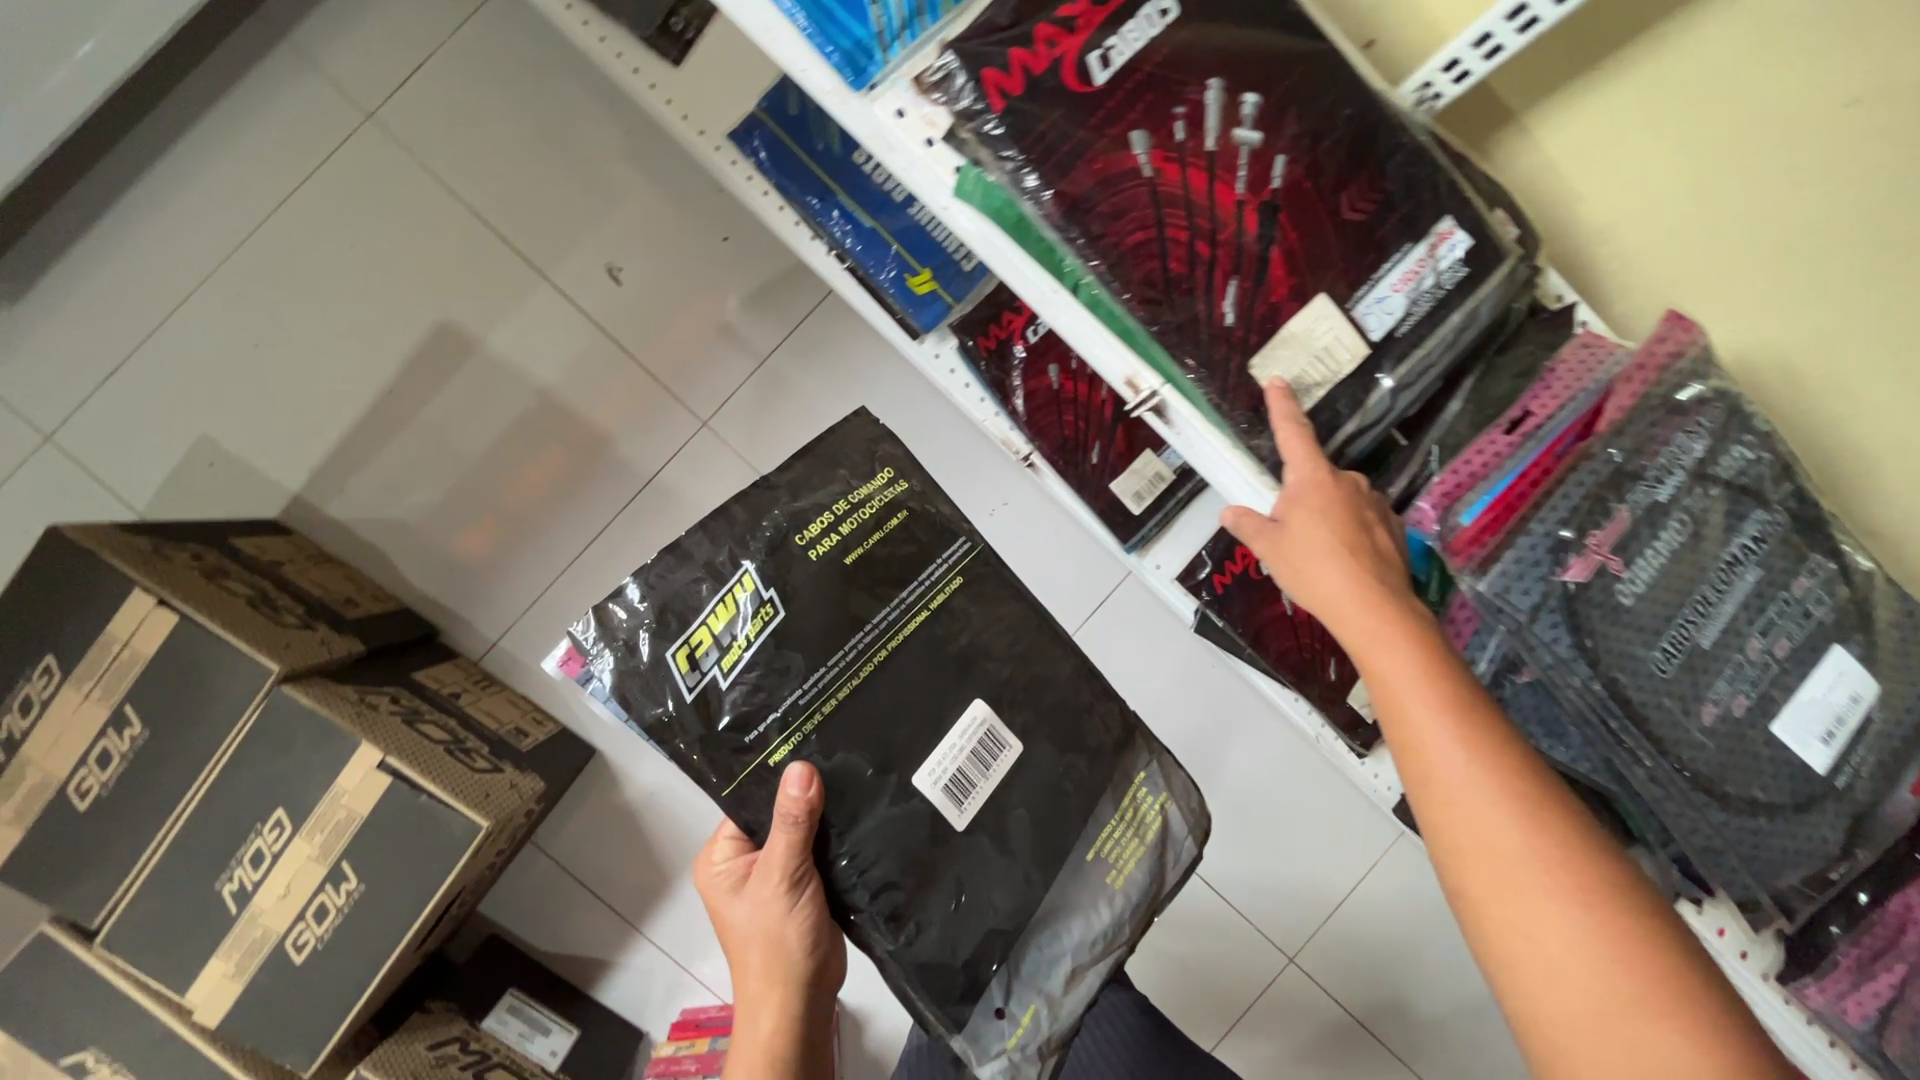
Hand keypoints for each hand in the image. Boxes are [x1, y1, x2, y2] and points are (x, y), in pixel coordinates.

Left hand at [694, 762, 844, 1074]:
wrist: (801, 1004)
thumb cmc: (777, 942)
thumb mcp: (781, 876)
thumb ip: (792, 821)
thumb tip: (800, 765)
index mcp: (722, 857)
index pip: (748, 800)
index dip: (778, 777)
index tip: (810, 743)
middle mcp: (745, 861)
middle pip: (778, 812)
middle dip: (808, 793)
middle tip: (840, 753)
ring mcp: (776, 874)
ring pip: (803, 829)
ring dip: (825, 814)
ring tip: (855, 773)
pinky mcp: (805, 885)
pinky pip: (820, 848)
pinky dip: (836, 835)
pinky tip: (859, 809)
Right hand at [1221, 380, 1421, 642]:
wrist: (1373, 607)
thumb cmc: (1313, 570)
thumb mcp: (1269, 548)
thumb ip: (1247, 525)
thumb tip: (1230, 511)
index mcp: (1312, 478)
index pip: (1292, 432)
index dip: (1282, 406)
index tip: (1277, 382)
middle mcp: (1346, 480)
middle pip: (1314, 478)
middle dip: (1299, 500)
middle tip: (1290, 536)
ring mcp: (1374, 500)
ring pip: (1339, 500)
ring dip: (1326, 517)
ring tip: (1319, 555)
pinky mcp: (1393, 524)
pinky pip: (1361, 519)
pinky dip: (1349, 533)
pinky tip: (1344, 561)